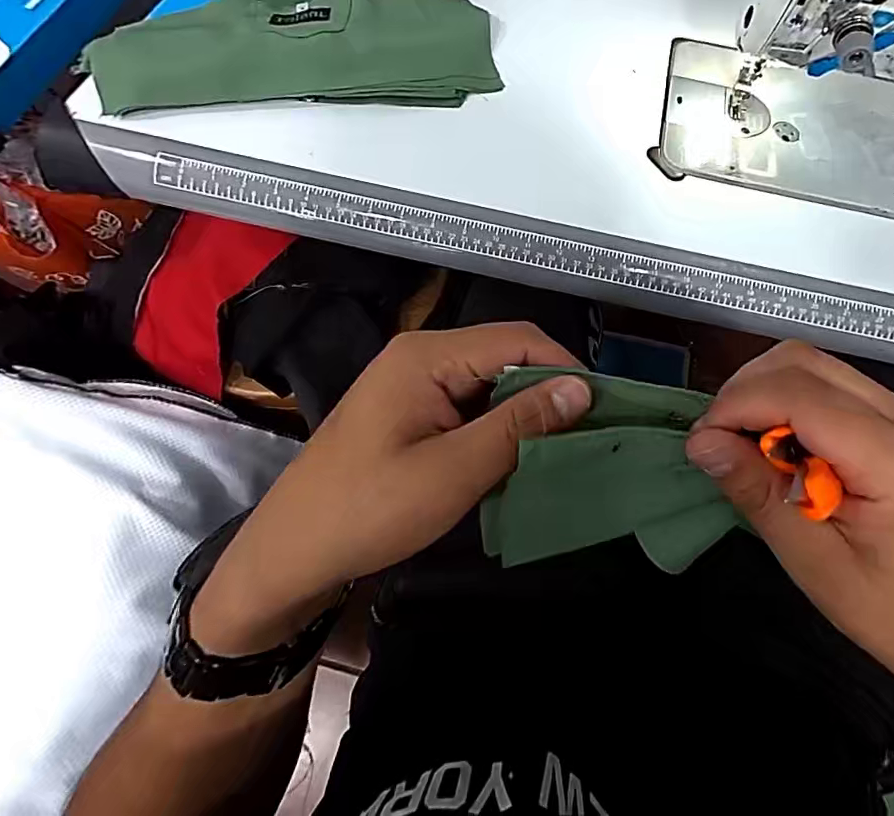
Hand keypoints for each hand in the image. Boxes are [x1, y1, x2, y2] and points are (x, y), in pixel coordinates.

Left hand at [190, 324, 591, 654]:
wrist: (291, 553)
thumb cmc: (368, 510)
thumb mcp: (453, 471)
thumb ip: (520, 425)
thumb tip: (582, 389)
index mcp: (427, 355)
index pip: (517, 339)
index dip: (565, 368)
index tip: (602, 410)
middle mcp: (422, 354)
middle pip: (505, 355)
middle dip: (548, 390)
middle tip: (588, 432)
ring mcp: (415, 379)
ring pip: (492, 380)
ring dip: (526, 410)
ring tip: (562, 445)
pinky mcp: (413, 407)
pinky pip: (471, 402)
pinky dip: (499, 424)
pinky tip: (519, 452)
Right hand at [684, 342, 893, 697]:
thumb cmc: (893, 613)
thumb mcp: (815, 564)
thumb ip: (758, 493)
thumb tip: (702, 442)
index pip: (801, 395)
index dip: (739, 405)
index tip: (703, 439)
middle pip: (804, 363)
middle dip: (746, 392)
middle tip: (720, 442)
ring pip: (812, 365)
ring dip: (764, 393)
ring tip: (748, 445)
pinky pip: (828, 384)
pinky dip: (788, 401)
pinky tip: (782, 446)